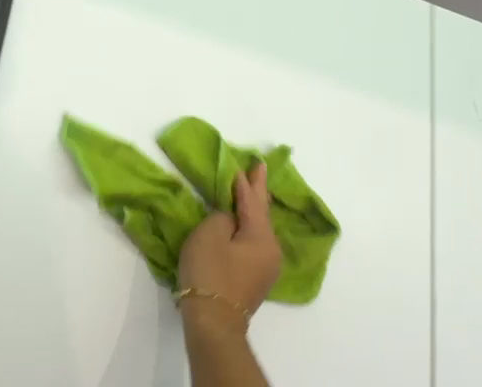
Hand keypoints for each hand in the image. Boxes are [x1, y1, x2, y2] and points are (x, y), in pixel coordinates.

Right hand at [178, 162, 280, 325]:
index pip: (252, 201)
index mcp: (262, 237)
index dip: (244, 181)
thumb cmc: (210, 271)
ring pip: (260, 228)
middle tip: (259, 168)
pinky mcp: (255, 277)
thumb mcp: (210, 234)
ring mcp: (265, 266)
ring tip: (252, 190)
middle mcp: (271, 250)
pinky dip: (250, 224)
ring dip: (254, 208)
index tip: (243, 162)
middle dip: (259, 191)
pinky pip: (255, 241)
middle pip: (263, 213)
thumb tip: (231, 219)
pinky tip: (245, 221)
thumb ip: (223, 216)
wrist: (213, 320)